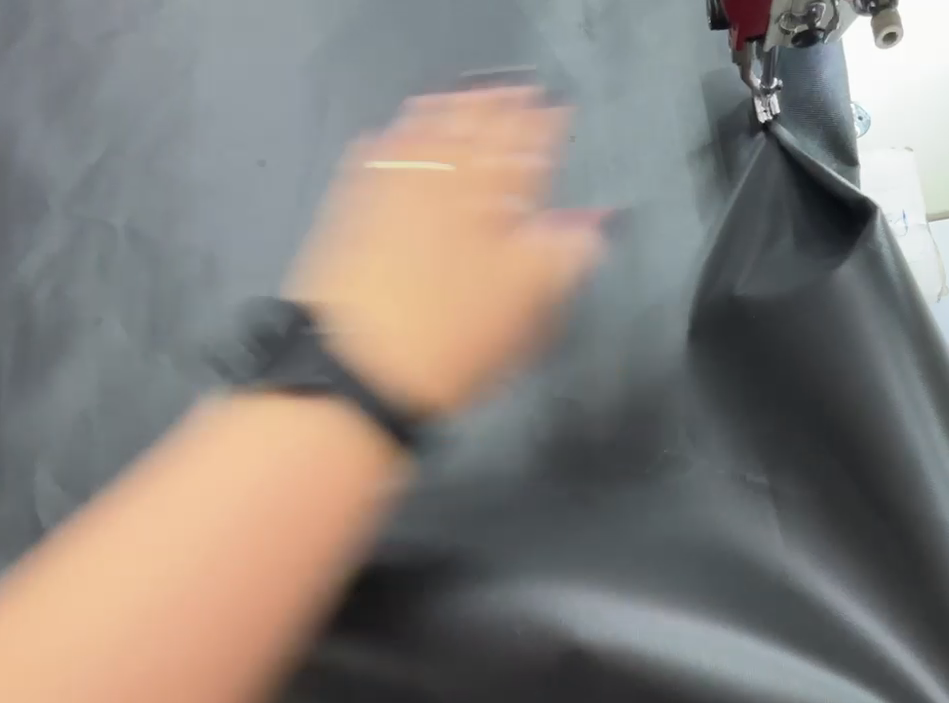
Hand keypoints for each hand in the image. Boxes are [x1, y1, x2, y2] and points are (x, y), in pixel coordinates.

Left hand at [287, 87, 606, 415]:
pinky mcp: (354, 208)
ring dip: (451, 113)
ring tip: (467, 98)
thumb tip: (593, 225)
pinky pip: (380, 153)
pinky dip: (397, 134)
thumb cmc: (457, 338)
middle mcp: (443, 184)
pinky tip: (397, 130)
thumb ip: (563, 257)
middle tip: (518, 93)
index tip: (557, 111)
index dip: (544, 129)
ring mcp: (393, 190)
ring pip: (427, 136)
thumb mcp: (528, 306)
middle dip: (500, 110)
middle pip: (475, 133)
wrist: (360, 364)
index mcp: (492, 203)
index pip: (526, 152)